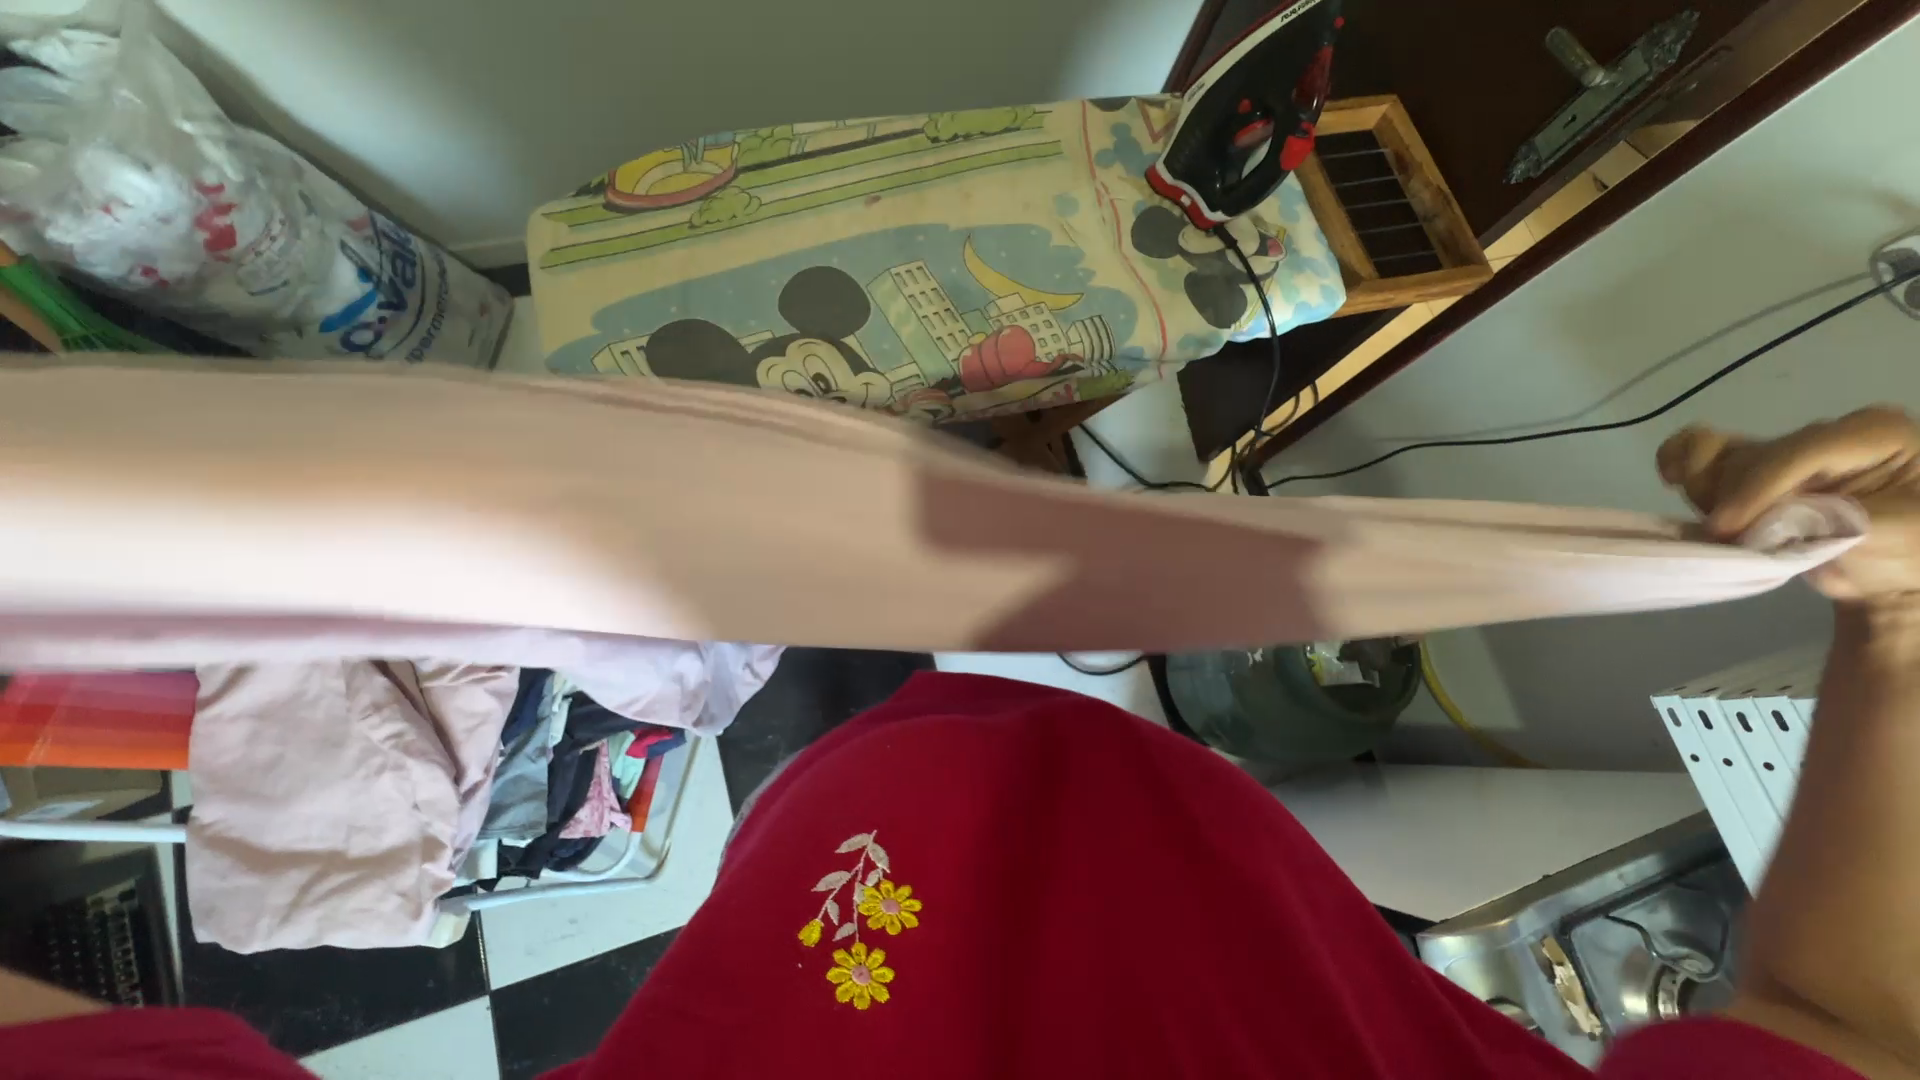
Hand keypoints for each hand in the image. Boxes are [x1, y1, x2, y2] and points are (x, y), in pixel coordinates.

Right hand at [1657, 406, 1919, 606]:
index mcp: (1875, 434)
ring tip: (1731, 529)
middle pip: (1751, 457)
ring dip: (1709, 495)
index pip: (1800, 450)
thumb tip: (1761, 523)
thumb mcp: (1891, 534)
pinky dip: (1676, 461)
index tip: (1725, 530)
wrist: (1892, 571)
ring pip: (1714, 456)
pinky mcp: (1747, 466)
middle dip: (1736, 500)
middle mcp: (1824, 431)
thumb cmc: (1907, 552)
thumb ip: (1834, 518)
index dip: (1758, 488)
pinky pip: (1695, 446)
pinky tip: (1673, 481)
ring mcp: (1781, 449)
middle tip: (1742, 541)